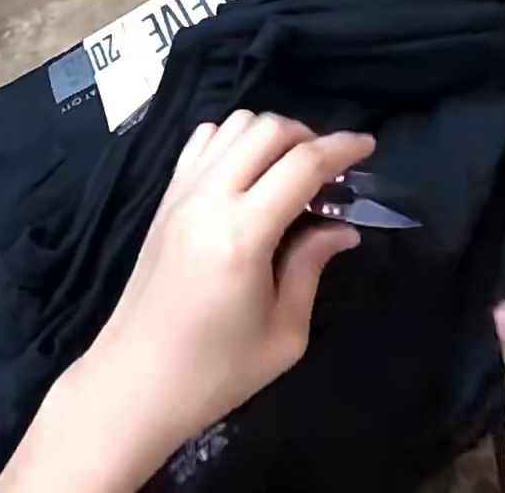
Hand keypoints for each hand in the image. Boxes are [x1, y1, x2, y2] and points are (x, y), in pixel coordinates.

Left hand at [0, 111, 372, 492]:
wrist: (136, 379)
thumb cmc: (215, 370)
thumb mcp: (283, 333)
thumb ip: (312, 265)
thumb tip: (344, 227)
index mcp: (243, 233)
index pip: (302, 165)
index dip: (341, 148)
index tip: (368, 145)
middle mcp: (210, 196)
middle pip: (267, 129)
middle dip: (309, 135)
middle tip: (329, 170)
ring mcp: (182, 190)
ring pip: (234, 125)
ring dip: (271, 134)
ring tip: (290, 168)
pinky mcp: (166, 194)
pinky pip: (202, 139)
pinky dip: (232, 137)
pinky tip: (246, 169)